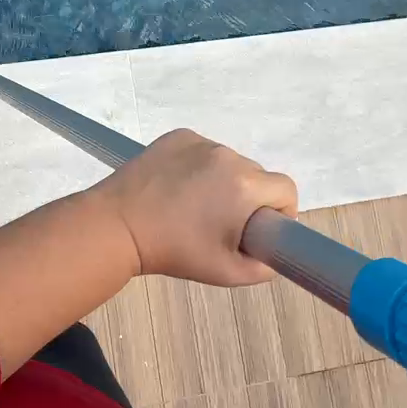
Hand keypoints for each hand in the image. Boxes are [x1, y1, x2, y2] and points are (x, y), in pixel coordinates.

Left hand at [90, 128, 298, 286]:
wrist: (120, 224)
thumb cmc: (175, 250)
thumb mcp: (229, 272)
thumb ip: (265, 265)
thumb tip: (273, 250)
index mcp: (244, 185)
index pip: (286, 189)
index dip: (279, 212)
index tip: (256, 229)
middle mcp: (225, 154)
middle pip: (257, 174)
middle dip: (249, 198)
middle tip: (220, 222)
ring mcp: (198, 140)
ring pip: (229, 162)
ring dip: (223, 180)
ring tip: (193, 205)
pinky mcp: (177, 135)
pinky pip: (203, 150)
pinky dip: (199, 166)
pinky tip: (178, 186)